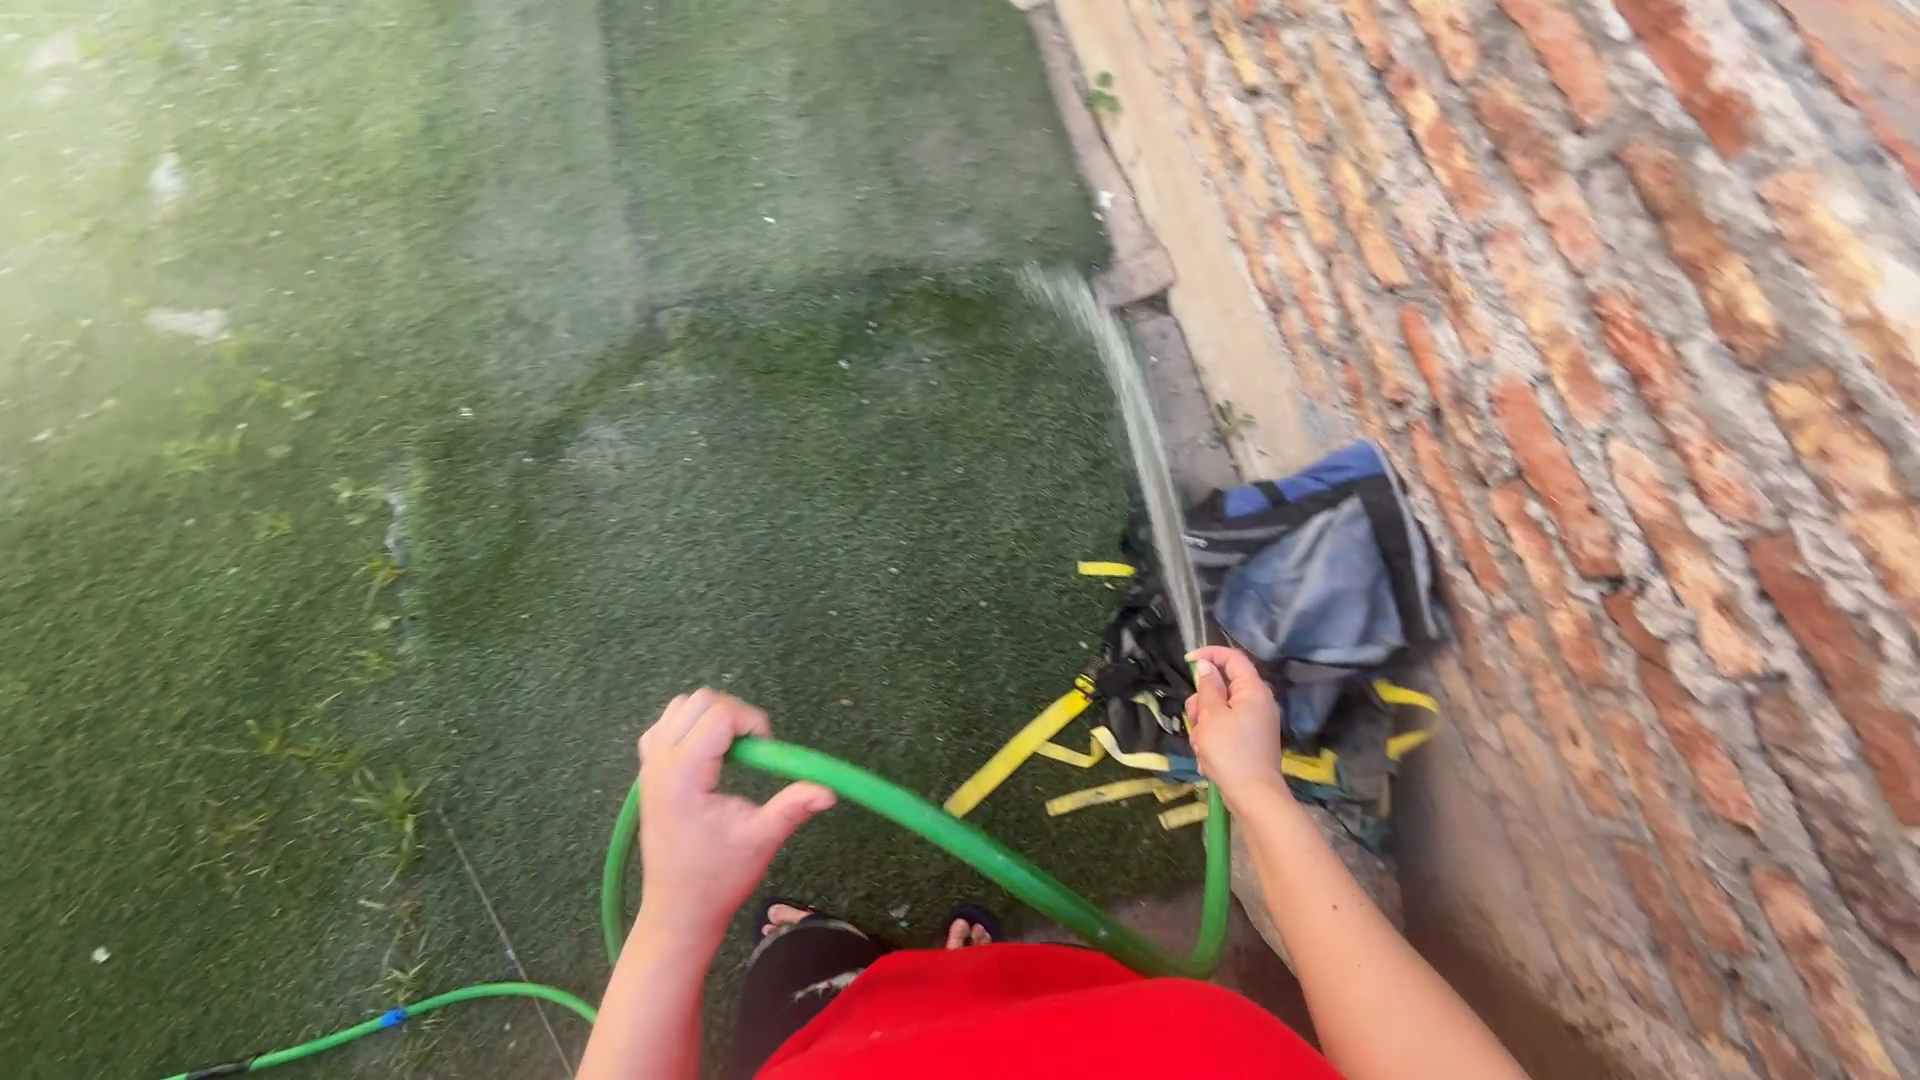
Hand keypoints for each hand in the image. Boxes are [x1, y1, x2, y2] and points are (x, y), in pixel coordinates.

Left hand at [636, 690, 835, 944]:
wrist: (677, 911)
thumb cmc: (718, 878)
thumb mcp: (761, 840)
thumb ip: (793, 808)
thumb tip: (829, 791)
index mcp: (684, 777)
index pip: (717, 715)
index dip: (750, 721)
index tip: (767, 750)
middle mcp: (660, 764)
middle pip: (698, 702)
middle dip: (734, 714)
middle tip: (754, 748)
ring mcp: (649, 766)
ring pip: (680, 707)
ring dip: (712, 717)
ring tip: (733, 750)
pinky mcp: (648, 772)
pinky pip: (667, 724)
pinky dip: (692, 725)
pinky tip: (710, 755)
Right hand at [1184, 646, 1289, 804]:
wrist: (1253, 796)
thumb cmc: (1231, 752)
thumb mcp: (1212, 716)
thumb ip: (1207, 687)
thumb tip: (1206, 666)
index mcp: (1253, 691)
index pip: (1233, 658)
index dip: (1210, 654)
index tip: (1187, 661)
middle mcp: (1258, 702)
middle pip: (1222, 686)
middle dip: (1202, 701)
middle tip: (1195, 720)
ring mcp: (1255, 722)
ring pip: (1219, 709)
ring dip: (1204, 724)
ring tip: (1201, 745)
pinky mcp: (1249, 739)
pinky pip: (1225, 727)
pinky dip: (1212, 738)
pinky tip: (1208, 757)